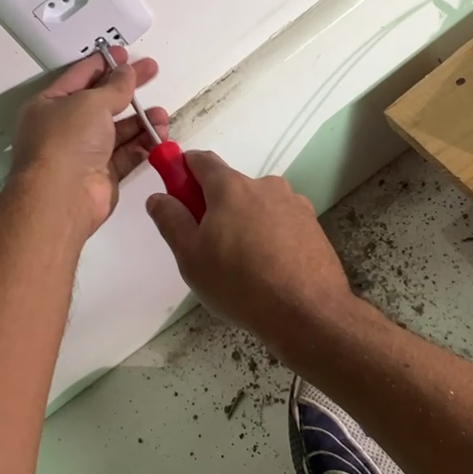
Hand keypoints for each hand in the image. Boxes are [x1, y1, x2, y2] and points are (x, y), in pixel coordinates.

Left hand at [11, 48, 169, 238]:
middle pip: (102, 102)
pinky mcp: (102, 175)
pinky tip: (160, 134)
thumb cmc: (67, 140)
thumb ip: (114, 87)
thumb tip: (127, 71)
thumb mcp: (90, 102)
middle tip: (153, 72)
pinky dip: (143, 144)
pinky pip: (126, 154)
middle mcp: (65, 128)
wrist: (63, 196)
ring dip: (140, 120)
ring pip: (117, 131)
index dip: (104, 63)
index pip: (79, 77)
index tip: (126, 54)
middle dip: (128, 89)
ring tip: (161, 114)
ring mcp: (84, 153)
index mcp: (50, 105)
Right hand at [145, 151, 355, 344]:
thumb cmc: (239, 283)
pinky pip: (281, 224)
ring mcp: (294, 204)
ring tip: (244, 268)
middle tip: (209, 249)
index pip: (201, 160)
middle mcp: (266, 185)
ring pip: (257, 207)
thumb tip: (159, 197)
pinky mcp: (313, 226)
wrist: (307, 313)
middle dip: (215, 209)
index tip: (177, 196)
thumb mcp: (190, 257)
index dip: (183, 171)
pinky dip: (270, 238)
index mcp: (231, 187)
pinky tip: (270, 270)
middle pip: (230, 187)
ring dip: (245, 225)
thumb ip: (171, 220)